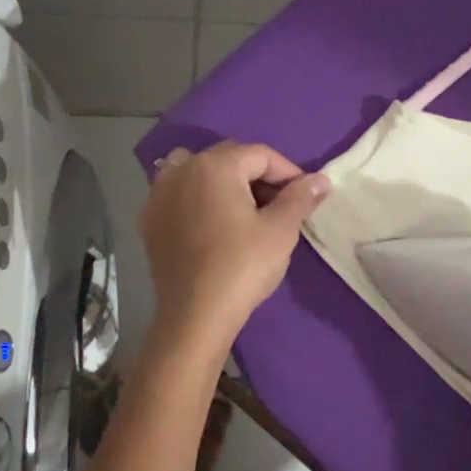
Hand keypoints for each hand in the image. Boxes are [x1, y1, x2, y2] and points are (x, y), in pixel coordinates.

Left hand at [141, 142, 330, 338]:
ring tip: (242, 210)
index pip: (260, 155)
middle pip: (228, 159)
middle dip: (256, 176)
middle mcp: (181, 170)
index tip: (304, 197)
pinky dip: (196, 200)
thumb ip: (300, 197)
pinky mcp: (149, 221)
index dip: (288, 172)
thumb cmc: (242, 267)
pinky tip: (212, 225)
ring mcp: (159, 195)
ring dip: (222, 182)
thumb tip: (321, 180)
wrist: (195, 316)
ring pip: (196, 172)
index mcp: (214, 165)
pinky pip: (177, 195)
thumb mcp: (281, 230)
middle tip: (278, 206)